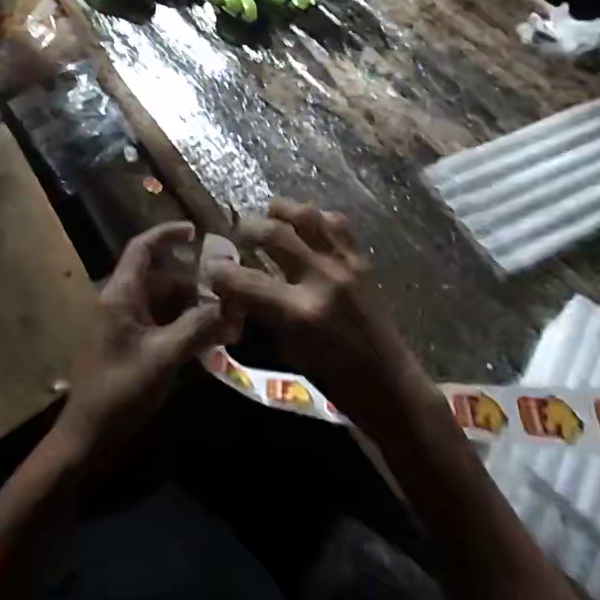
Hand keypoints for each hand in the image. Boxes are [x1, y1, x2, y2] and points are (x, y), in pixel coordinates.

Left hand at [55, 222, 238, 456]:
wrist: (90, 432)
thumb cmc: (120, 389)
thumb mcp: (164, 357)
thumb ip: (197, 329)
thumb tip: (232, 307)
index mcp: (121, 294)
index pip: (142, 249)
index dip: (166, 234)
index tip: (196, 230)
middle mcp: (122, 301)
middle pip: (161, 277)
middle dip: (196, 282)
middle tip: (232, 292)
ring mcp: (126, 323)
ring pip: (165, 302)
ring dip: (194, 308)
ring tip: (231, 320)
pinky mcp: (132, 344)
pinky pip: (163, 323)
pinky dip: (186, 327)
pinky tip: (213, 341)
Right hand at [206, 200, 435, 427]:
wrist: (392, 386)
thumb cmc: (332, 379)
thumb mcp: (284, 349)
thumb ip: (256, 312)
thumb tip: (228, 288)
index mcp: (300, 313)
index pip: (243, 279)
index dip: (217, 271)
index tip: (208, 269)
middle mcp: (323, 280)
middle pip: (272, 232)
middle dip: (243, 230)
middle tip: (234, 239)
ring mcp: (346, 265)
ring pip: (305, 215)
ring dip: (278, 213)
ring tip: (267, 223)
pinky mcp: (362, 260)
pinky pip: (335, 223)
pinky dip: (313, 219)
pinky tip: (301, 231)